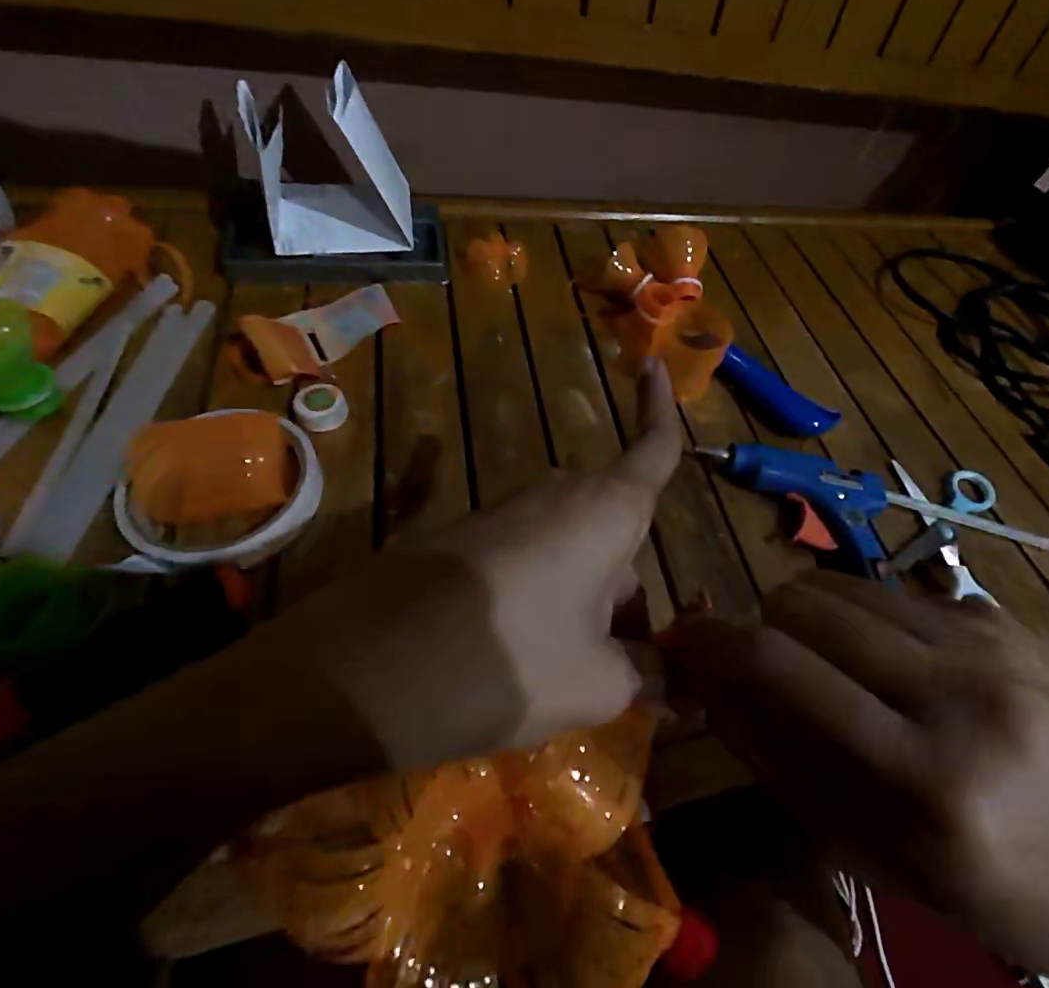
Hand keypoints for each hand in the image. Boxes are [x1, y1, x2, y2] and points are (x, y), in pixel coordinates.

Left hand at [257, 358, 679, 769]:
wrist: (379, 663)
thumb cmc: (515, 661)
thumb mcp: (599, 683)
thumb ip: (647, 673)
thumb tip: (669, 676)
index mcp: (602, 512)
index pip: (650, 449)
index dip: (658, 410)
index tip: (654, 365)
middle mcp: (552, 499)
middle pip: (611, 530)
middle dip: (626, 588)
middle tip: (626, 657)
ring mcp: (498, 516)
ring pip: (566, 551)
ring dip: (580, 601)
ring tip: (565, 669)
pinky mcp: (458, 540)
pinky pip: (521, 562)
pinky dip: (534, 600)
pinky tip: (512, 654)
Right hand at [664, 571, 1048, 987]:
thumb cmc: (1007, 894)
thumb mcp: (872, 853)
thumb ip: (775, 757)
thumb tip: (705, 680)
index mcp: (927, 779)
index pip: (777, 666)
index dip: (711, 641)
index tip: (679, 638)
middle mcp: (964, 695)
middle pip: (800, 603)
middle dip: (759, 626)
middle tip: (761, 665)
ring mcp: (995, 647)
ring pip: (838, 584)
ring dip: (804, 617)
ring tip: (821, 663)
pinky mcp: (1008, 621)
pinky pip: (887, 592)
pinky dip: (859, 619)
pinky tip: (889, 666)